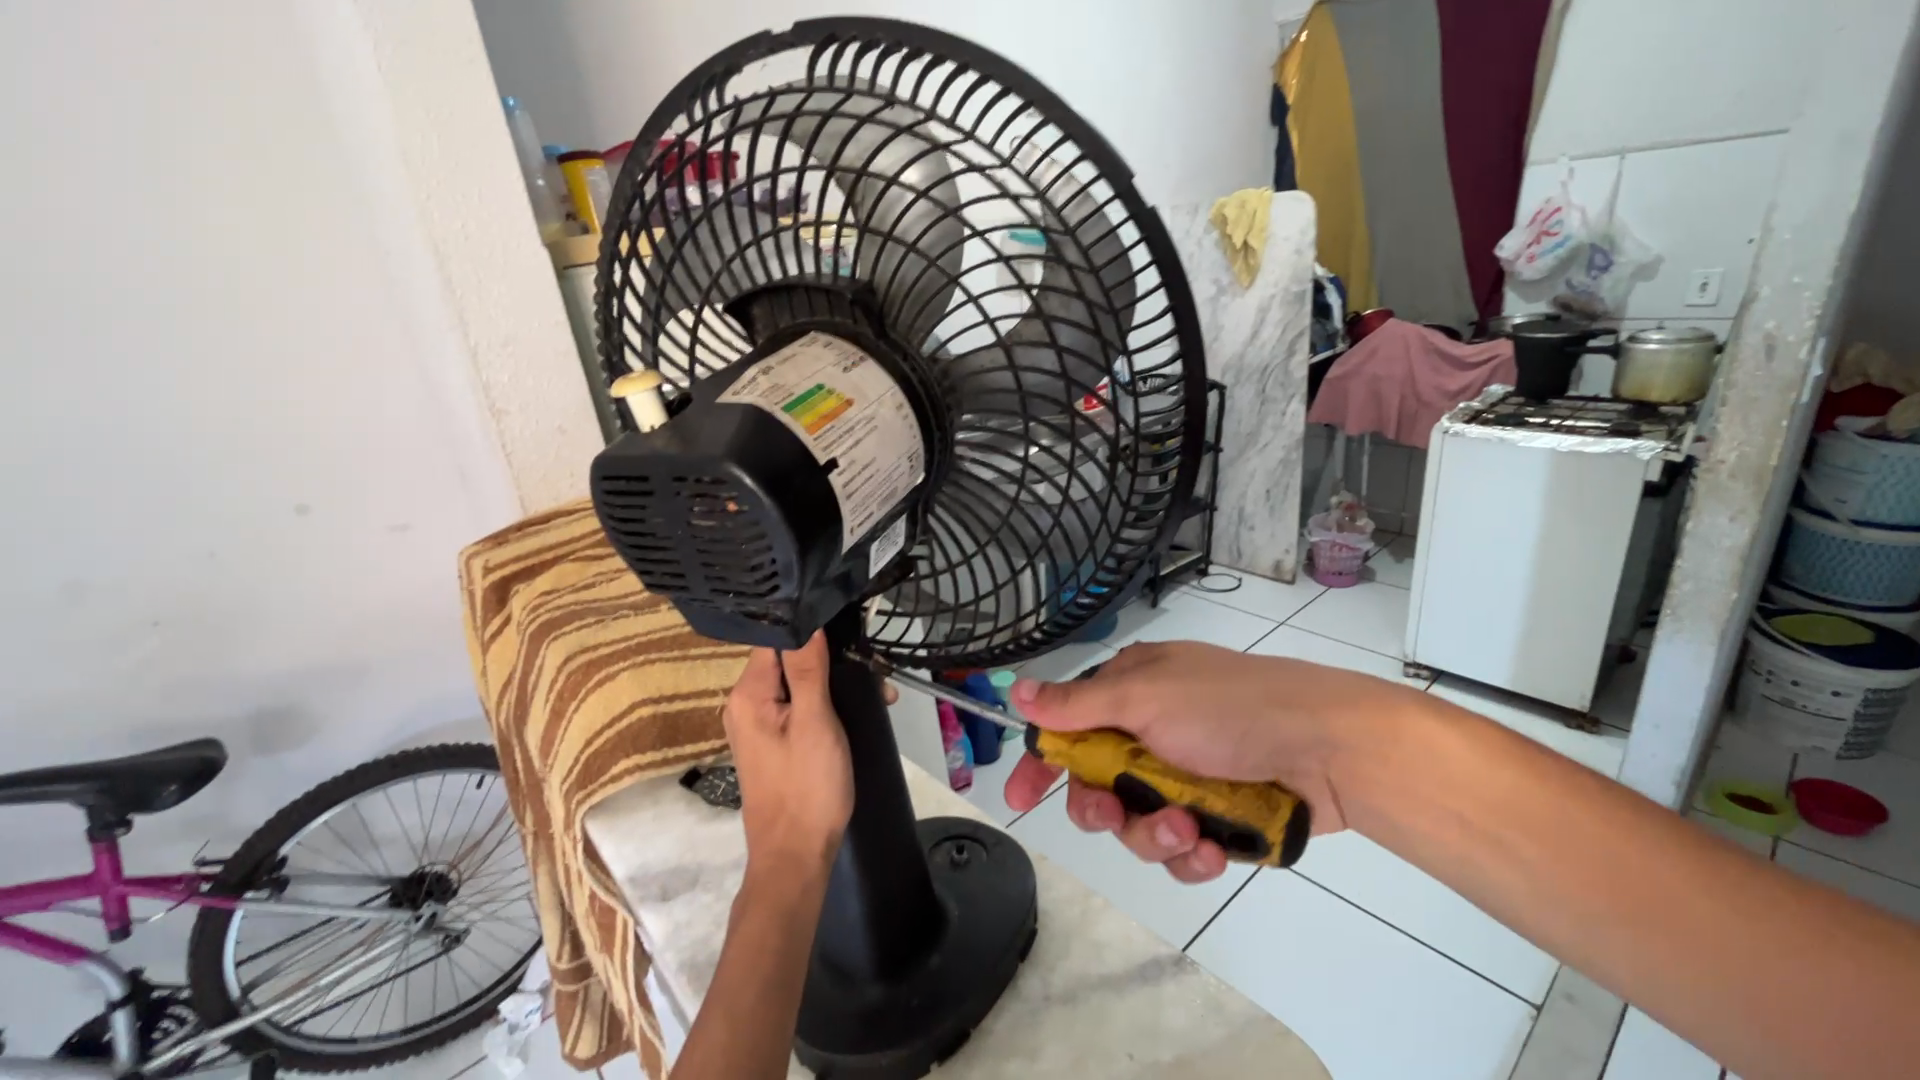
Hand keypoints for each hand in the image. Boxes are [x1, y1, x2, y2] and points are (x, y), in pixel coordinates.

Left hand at [724, 632, 853, 873]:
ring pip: (798, 686)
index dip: (810, 630)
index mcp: (747, 694)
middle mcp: (745, 705)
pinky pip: (799, 709)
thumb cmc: (808, 788)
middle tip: (877, 671)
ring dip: (835, 685)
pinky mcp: (773, 743)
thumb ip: (808, 670)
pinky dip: (827, 706)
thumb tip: (806, 622)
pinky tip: (859, 712)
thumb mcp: (815, 723)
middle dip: (832, 661)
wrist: (795, 856)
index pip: (775, 639)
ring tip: (879, 693)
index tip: (849, 630)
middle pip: (787, 661)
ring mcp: (758, 726)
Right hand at [1003, 641, 1418, 881]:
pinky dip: (1192, 854)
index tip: (1020, 798)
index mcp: (1132, 692)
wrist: (1329, 747)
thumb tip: (1016, 688)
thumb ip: (1077, 704)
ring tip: (1188, 830)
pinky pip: (1181, 849)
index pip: (1068, 727)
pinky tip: (1214, 849)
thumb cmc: (1229, 709)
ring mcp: (1187, 777)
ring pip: (1137, 824)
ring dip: (1154, 835)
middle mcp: (1153, 733)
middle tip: (1112, 813)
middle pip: (1097, 785)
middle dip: (1101, 808)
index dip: (1041, 762)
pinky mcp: (1219, 817)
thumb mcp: (1145, 698)